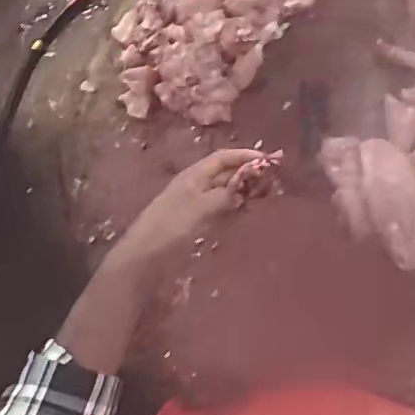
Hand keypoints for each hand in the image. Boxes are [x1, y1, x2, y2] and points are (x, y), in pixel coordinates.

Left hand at [102, 149, 266, 277]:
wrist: (143, 258)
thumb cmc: (170, 228)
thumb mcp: (200, 209)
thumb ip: (225, 196)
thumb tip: (244, 188)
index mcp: (193, 176)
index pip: (222, 158)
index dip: (244, 156)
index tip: (268, 160)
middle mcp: (194, 186)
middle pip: (224, 173)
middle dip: (246, 173)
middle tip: (271, 179)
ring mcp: (193, 205)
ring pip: (223, 191)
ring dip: (241, 191)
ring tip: (263, 195)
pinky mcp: (193, 223)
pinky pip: (218, 209)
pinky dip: (232, 208)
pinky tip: (243, 213)